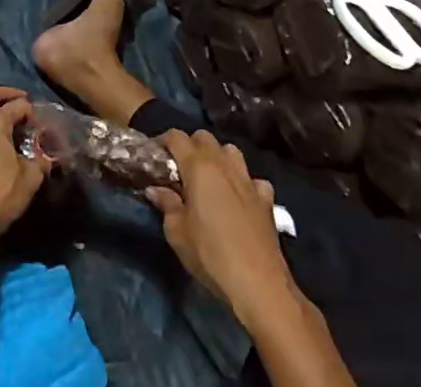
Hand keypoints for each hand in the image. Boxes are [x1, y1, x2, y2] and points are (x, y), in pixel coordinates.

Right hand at [146, 130, 294, 324]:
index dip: (163, 141)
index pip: (177, 137)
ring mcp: (249, 179)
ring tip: (209, 178)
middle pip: (204, 137)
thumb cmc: (210, 254)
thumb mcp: (177, 233)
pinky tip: (239, 199)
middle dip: (190, 146)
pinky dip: (243, 183)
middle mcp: (225, 164)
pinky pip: (252, 179)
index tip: (154, 154)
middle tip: (179, 168)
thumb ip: (167, 204)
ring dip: (218, 157)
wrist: (258, 282)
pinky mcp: (266, 198)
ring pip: (231, 151)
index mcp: (199, 167)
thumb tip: (156, 189)